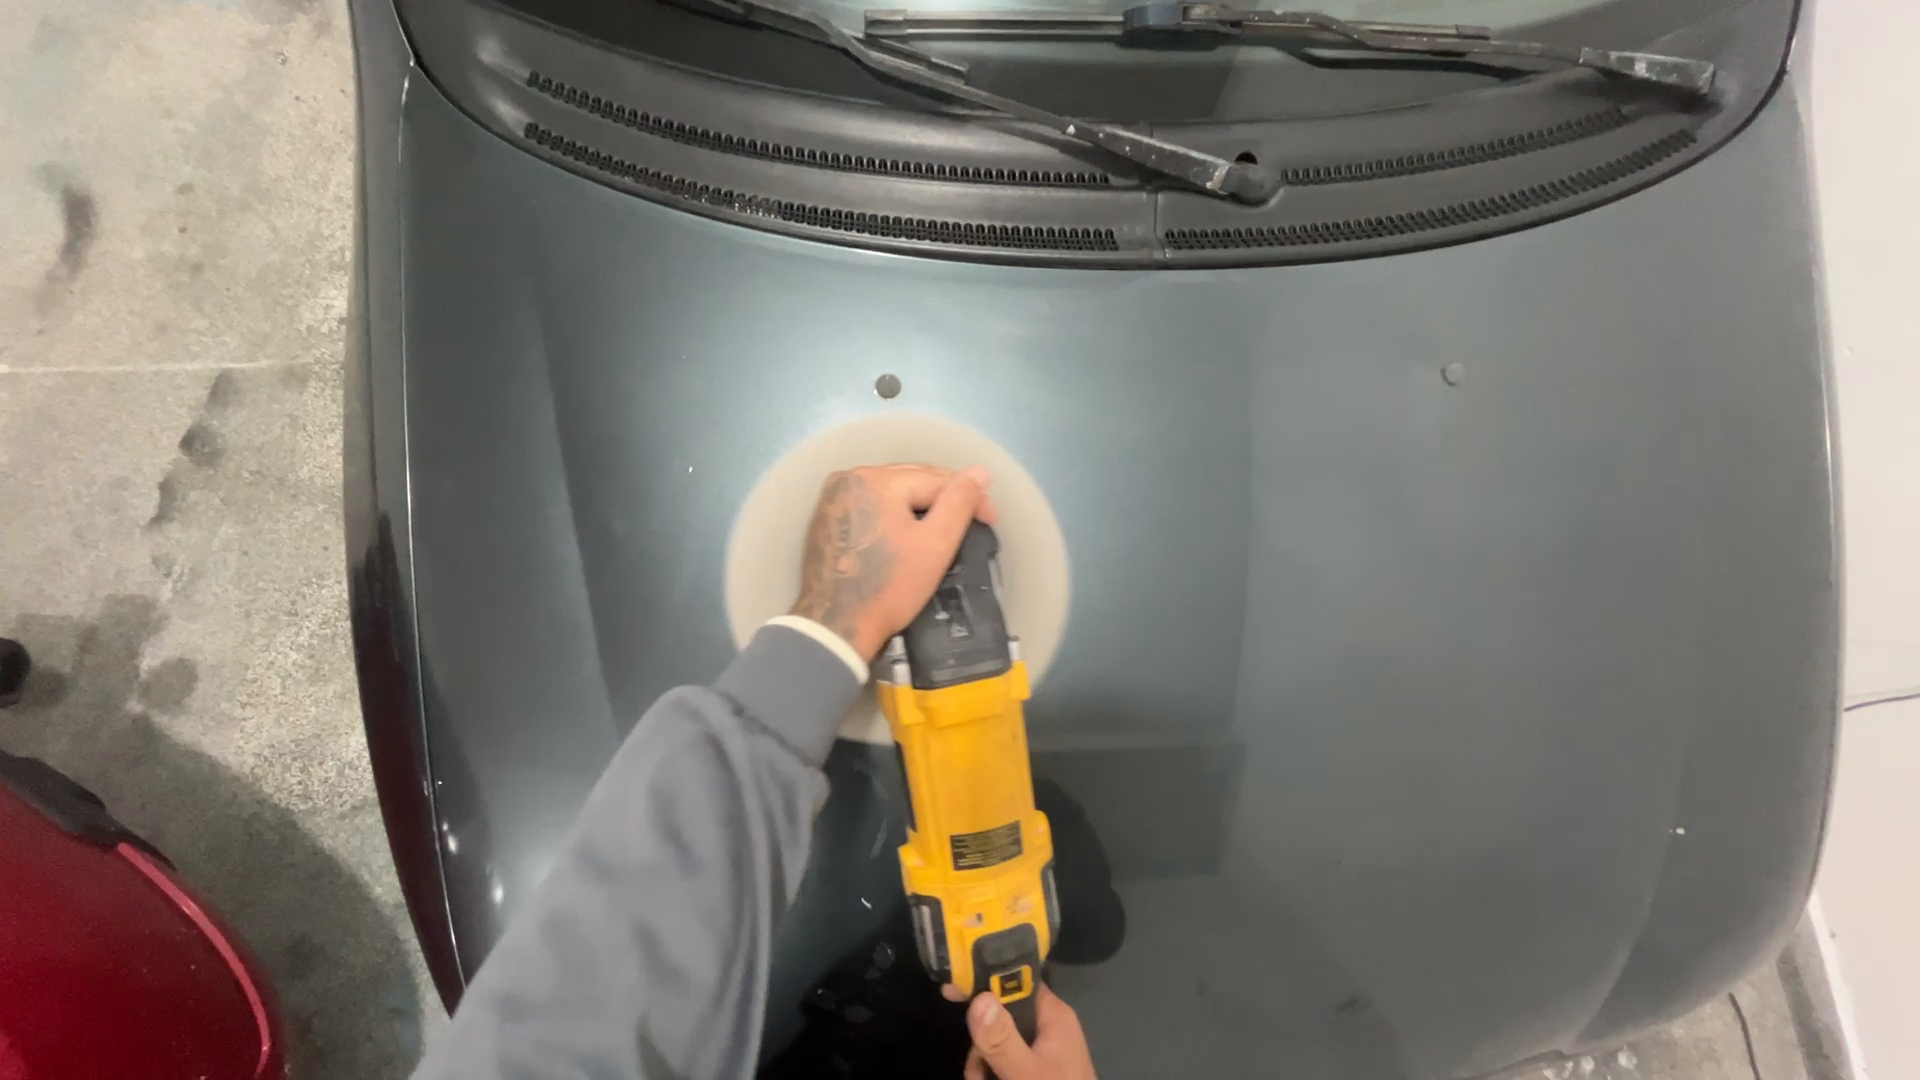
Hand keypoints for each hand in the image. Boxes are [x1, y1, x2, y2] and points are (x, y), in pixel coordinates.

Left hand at [789, 463, 997, 660]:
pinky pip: (873, 505)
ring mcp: (834, 497)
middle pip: (913, 480)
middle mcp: (850, 478)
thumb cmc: (889, 587)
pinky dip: (896, 514)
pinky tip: (910, 530)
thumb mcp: (935, 545)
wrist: (835, 627)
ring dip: (921, 504)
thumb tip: (981, 471)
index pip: (937, 479)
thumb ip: (959, 503)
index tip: (992, 520)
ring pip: (894, 492)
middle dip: (946, 498)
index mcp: (876, 479)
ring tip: (946, 524)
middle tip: (975, 520)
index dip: (971, 497)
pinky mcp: (827, 517)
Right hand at [960, 985, 1096, 1079]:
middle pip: (1000, 1015)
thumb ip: (1003, 1040)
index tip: (954, 991)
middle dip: (982, 1043)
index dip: (985, 982)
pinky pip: (1005, 1062)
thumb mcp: (1027, 1075)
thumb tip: (978, 997)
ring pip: (998, 1043)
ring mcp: (1042, 1051)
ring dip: (983, 1065)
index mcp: (1053, 1014)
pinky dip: (992, 1074)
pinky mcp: (1036, 1071)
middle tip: (976, 1071)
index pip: (1016, 979)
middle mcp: (1048, 1026)